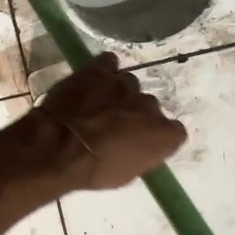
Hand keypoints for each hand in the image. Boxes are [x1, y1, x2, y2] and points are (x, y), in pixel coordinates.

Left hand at [31, 53, 185, 190]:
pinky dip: (104, 68)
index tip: (142, 139)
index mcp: (163, 134)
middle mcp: (149, 105)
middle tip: (116, 123)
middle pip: (148, 106)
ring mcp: (124, 84)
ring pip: (128, 83)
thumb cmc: (95, 169)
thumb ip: (142, 152)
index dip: (156, 135)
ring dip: (118, 91)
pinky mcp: (99, 69)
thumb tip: (139, 143)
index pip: (174, 131)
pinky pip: (109, 61)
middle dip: (135, 112)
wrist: (60, 145)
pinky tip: (95, 77)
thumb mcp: (128, 173)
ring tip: (100, 101)